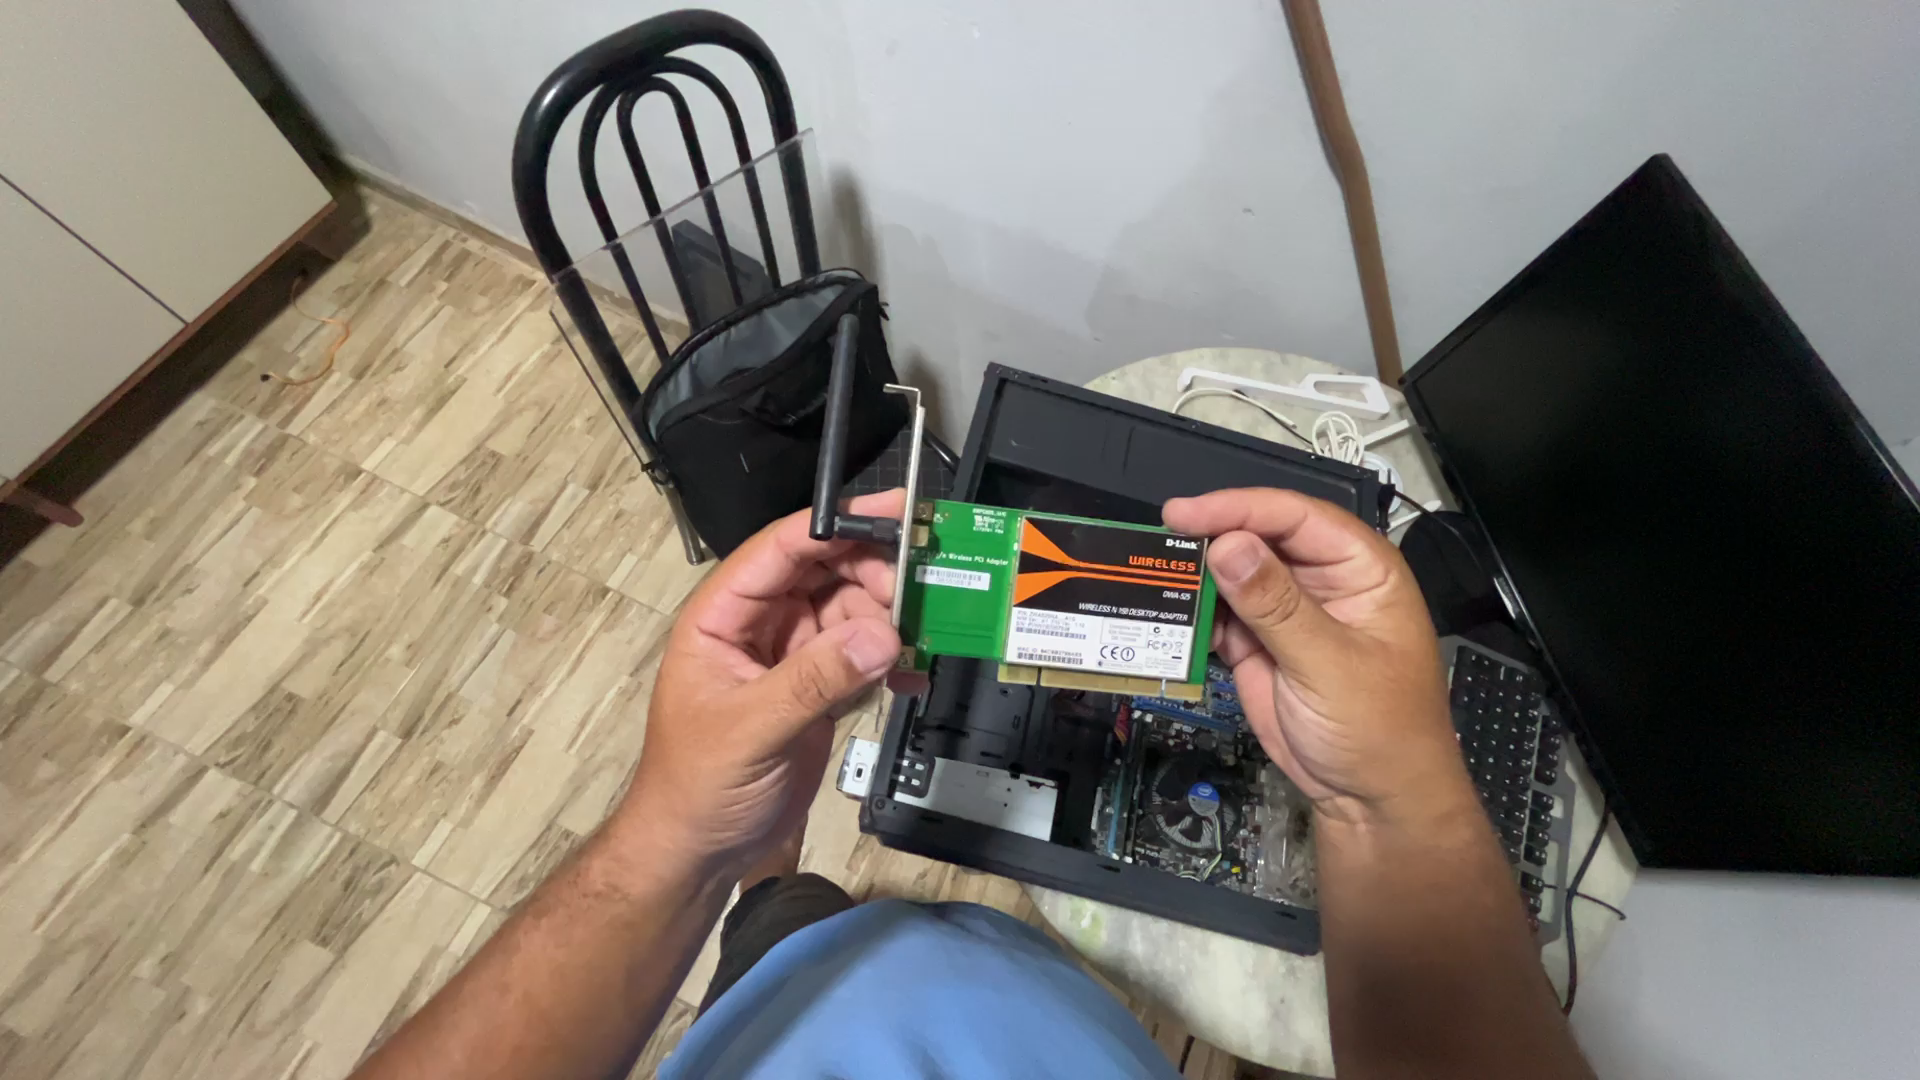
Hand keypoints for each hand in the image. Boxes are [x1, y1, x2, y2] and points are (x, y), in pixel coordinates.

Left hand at [618, 490, 905, 876]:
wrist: (702, 851)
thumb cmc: (698, 787)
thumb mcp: (749, 729)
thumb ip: (813, 680)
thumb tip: (882, 635)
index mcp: (724, 614)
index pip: (781, 550)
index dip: (835, 524)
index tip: (893, 513)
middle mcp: (761, 622)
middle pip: (825, 571)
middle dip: (873, 574)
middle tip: (916, 592)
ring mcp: (793, 652)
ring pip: (851, 608)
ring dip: (888, 619)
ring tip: (917, 641)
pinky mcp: (820, 683)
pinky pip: (863, 652)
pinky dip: (890, 657)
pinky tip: (912, 674)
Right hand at [1163, 489, 1467, 826]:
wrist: (1370, 799)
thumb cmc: (1380, 729)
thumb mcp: (1331, 664)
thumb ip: (1277, 605)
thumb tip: (1228, 547)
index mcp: (1357, 569)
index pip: (1295, 518)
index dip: (1239, 509)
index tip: (1186, 514)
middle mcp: (1317, 579)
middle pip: (1257, 537)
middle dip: (1212, 536)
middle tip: (1162, 538)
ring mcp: (1282, 611)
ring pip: (1231, 573)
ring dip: (1195, 574)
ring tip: (1153, 571)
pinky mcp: (1254, 641)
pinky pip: (1216, 613)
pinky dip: (1191, 612)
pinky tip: (1166, 609)